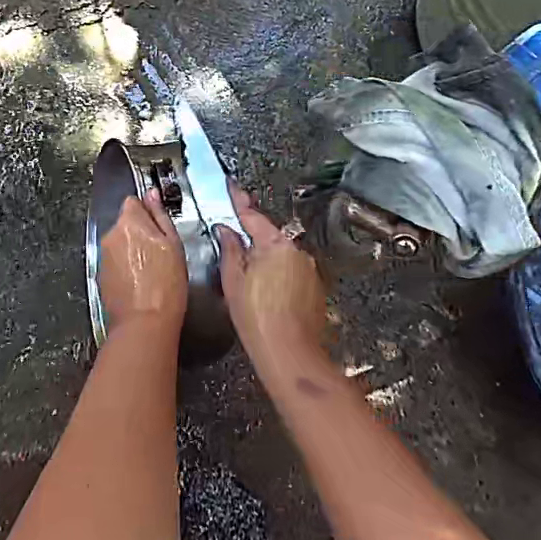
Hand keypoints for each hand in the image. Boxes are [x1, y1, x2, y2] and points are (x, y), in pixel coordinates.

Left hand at [99, 189, 187, 333]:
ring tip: (152, 270)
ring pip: (120, 243)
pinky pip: (115, 261)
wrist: (144, 323)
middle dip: (140, 232)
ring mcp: (103, 256)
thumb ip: (160, 216)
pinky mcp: (101, 274)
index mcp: (129, 223)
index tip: (160, 228)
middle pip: (126, 223)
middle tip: (161, 252)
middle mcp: (111, 235)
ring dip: (133, 250)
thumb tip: (152, 195)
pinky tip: (140, 281)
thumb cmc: (165, 285)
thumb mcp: (173, 245)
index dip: (148, 213)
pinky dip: (126, 266)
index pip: (134, 202)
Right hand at [215, 185, 327, 363]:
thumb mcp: (233, 280)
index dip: (239, 200)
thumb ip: (230, 249)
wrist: (289, 352)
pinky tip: (265, 300)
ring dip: (264, 265)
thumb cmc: (259, 319)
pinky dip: (277, 281)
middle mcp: (296, 251)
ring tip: (249, 291)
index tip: (232, 187)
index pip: (252, 215)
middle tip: (233, 262)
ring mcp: (308, 269)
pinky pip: (290, 274)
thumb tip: (226, 231)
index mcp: (275, 244)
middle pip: (268, 237)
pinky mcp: (314, 287)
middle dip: (250, 244)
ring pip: (279, 257)